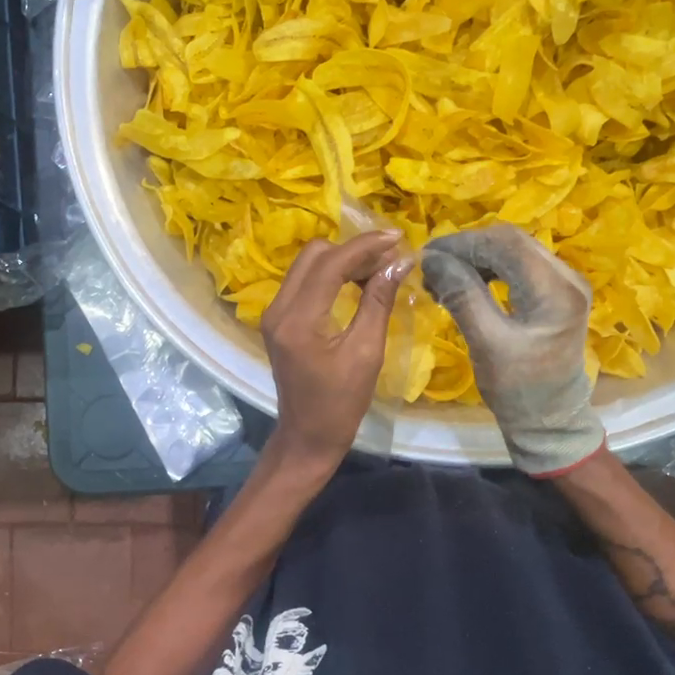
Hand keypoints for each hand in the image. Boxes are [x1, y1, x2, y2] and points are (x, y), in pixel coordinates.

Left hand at [259, 230, 412, 475]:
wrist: (308, 435)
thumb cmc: (341, 403)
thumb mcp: (367, 352)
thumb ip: (378, 302)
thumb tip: (400, 262)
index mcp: (298, 320)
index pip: (330, 264)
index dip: (365, 246)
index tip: (397, 238)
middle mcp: (278, 309)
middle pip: (314, 255)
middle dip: (352, 250)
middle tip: (389, 261)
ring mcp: (274, 314)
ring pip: (307, 265)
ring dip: (342, 260)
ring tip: (378, 271)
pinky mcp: (278, 320)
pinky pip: (303, 282)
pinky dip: (330, 275)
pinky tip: (357, 284)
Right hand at [421, 225, 603, 475]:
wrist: (550, 422)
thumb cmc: (518, 389)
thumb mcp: (486, 342)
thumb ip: (462, 295)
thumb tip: (432, 259)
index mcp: (555, 289)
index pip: (504, 243)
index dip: (461, 243)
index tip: (425, 257)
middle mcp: (567, 277)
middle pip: (510, 241)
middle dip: (467, 248)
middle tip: (431, 268)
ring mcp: (565, 284)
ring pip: (513, 251)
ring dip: (475, 258)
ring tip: (443, 279)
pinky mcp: (556, 294)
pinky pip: (518, 266)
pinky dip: (488, 269)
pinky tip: (465, 285)